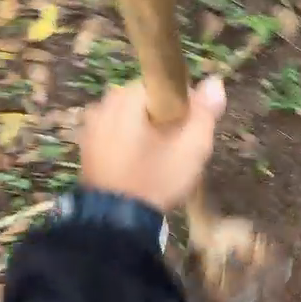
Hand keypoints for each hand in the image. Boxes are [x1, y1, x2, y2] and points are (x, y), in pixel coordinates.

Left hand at [78, 78, 225, 211]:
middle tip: (179, 147)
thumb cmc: (156, 177)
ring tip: (160, 159)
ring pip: (131, 118)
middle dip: (165, 118)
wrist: (116, 220)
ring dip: (147, 131)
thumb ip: (205, 112)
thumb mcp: (192, 147)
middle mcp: (104, 104)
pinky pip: (116, 134)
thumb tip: (215, 81)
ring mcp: (90, 126)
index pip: (165, 85)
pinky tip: (141, 165)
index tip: (191, 129)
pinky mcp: (86, 147)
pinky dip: (130, 143)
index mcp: (127, 97)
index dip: (184, 105)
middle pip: (147, 101)